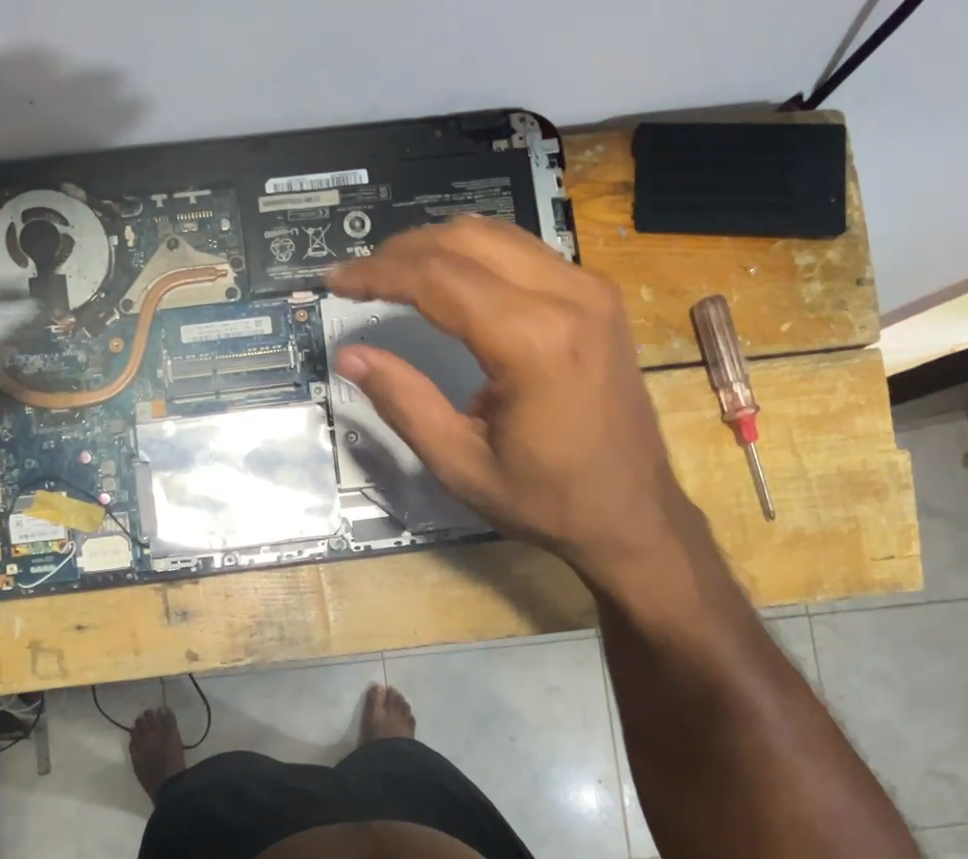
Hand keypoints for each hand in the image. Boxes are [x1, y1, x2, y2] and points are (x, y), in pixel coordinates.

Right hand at [325, 216, 696, 581]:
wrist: (633, 513)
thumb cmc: (546, 501)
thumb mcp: (460, 465)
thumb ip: (404, 403)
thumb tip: (350, 356)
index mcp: (534, 342)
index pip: (439, 279)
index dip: (378, 273)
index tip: (334, 280)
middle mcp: (569, 297)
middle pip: (467, 241)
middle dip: (402, 251)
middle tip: (356, 276)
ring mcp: (591, 291)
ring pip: (498, 236)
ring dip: (437, 246)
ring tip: (389, 273)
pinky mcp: (597, 299)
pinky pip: (525, 253)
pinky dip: (474, 256)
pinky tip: (445, 280)